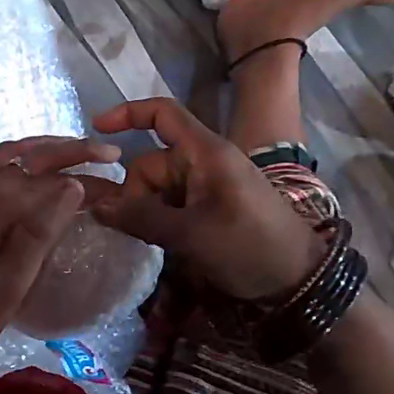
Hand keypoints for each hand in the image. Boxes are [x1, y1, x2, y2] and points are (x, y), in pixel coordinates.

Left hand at [0, 136, 118, 388]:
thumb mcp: (15, 282)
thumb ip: (41, 232)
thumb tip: (74, 184)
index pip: (57, 179)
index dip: (93, 181)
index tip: (121, 190)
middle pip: (38, 154)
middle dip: (78, 150)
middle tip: (113, 154)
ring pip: (20, 150)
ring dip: (54, 146)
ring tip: (85, 150)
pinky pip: (3, 157)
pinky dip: (28, 151)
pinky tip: (43, 160)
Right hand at [85, 99, 325, 300]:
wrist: (297, 280)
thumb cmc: (248, 246)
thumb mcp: (191, 233)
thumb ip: (141, 218)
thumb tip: (96, 207)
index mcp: (206, 153)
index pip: (163, 115)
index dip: (128, 113)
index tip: (96, 129)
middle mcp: (204, 164)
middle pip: (151, 164)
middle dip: (136, 194)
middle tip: (139, 230)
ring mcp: (207, 188)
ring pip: (158, 190)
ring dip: (147, 212)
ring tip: (154, 242)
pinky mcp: (209, 210)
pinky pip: (172, 206)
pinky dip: (160, 221)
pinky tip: (160, 243)